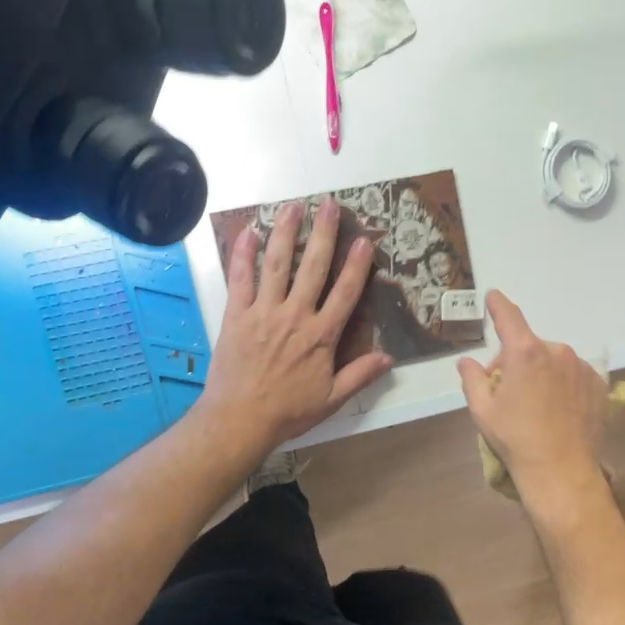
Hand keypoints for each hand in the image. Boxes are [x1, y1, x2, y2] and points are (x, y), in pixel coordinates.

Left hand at [201, 200, 392, 455]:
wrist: (239, 419)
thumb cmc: (287, 412)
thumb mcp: (331, 399)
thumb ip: (360, 375)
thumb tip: (388, 357)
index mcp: (321, 336)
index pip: (344, 293)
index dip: (356, 266)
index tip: (364, 240)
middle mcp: (295, 316)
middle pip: (313, 267)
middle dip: (323, 234)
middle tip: (330, 205)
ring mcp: (263, 312)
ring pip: (277, 264)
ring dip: (286, 232)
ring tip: (293, 206)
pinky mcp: (236, 315)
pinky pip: (240, 278)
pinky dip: (244, 254)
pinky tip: (249, 232)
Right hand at [458, 290, 607, 504]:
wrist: (561, 470)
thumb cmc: (515, 439)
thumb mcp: (482, 410)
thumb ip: (472, 379)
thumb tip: (467, 362)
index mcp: (525, 353)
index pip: (509, 317)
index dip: (498, 305)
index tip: (493, 297)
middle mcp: (557, 352)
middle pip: (529, 348)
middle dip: (516, 364)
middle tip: (508, 395)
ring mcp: (582, 367)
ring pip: (553, 362)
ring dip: (542, 375)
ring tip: (537, 408)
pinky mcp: (598, 385)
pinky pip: (574, 376)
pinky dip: (563, 386)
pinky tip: (558, 412)